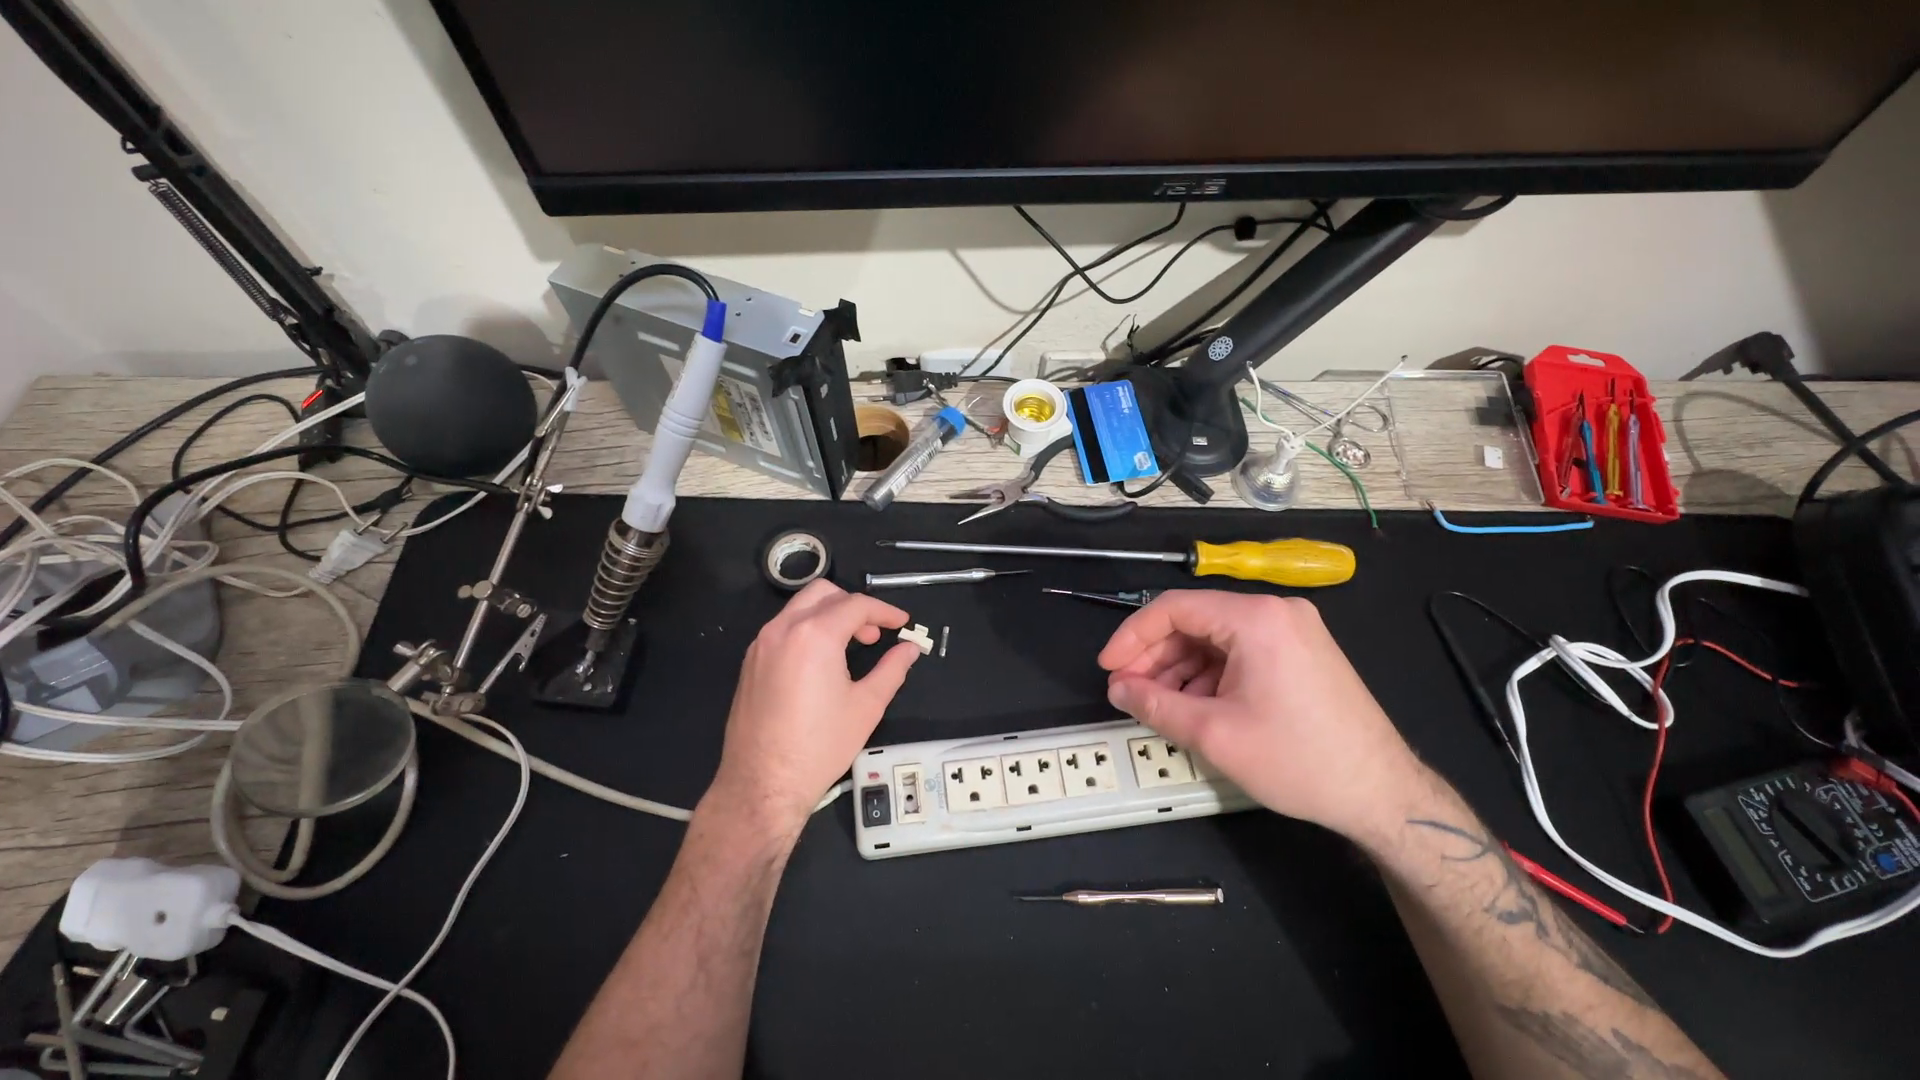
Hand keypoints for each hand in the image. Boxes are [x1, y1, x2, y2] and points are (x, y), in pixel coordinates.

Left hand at [707, 580, 920, 836]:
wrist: (762, 783)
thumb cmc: (820, 746)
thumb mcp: (866, 706)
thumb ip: (892, 669)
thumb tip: (910, 649)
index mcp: (814, 635)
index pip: (856, 605)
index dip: (884, 611)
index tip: (901, 623)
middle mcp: (783, 629)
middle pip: (824, 593)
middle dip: (853, 605)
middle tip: (874, 634)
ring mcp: (761, 645)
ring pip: (799, 607)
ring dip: (828, 615)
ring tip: (850, 647)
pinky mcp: (750, 663)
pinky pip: (782, 629)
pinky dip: (806, 629)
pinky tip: (821, 661)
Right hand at [1098, 590, 1422, 839]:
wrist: (1380, 791)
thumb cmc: (1298, 760)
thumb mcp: (1214, 734)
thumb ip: (1155, 704)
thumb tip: (1118, 688)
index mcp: (1257, 619)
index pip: (1175, 608)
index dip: (1133, 636)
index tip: (1108, 667)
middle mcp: (1277, 612)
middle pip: (1196, 621)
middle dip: (1156, 656)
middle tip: (1128, 691)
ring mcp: (1294, 630)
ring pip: (1217, 638)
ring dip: (1181, 667)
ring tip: (1157, 703)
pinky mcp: (1303, 652)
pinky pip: (1242, 651)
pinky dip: (1211, 673)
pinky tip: (1194, 704)